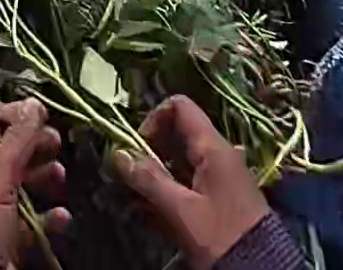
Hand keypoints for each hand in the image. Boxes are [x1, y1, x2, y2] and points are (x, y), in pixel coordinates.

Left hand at [0, 99, 71, 264]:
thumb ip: (18, 138)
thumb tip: (34, 104)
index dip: (14, 116)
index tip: (39, 112)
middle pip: (11, 152)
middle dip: (35, 145)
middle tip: (56, 141)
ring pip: (23, 183)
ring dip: (44, 176)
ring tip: (60, 175)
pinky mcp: (7, 237)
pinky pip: (31, 220)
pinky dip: (48, 217)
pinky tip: (61, 216)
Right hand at [111, 95, 269, 269]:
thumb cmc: (222, 235)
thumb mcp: (182, 210)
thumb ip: (149, 179)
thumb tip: (117, 153)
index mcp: (213, 146)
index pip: (179, 106)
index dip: (155, 118)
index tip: (140, 146)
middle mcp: (220, 152)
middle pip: (179, 131)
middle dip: (152, 148)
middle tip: (135, 173)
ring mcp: (224, 174)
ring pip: (184, 157)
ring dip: (160, 170)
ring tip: (143, 194)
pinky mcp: (224, 196)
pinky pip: (193, 177)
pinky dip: (174, 185)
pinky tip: (161, 209)